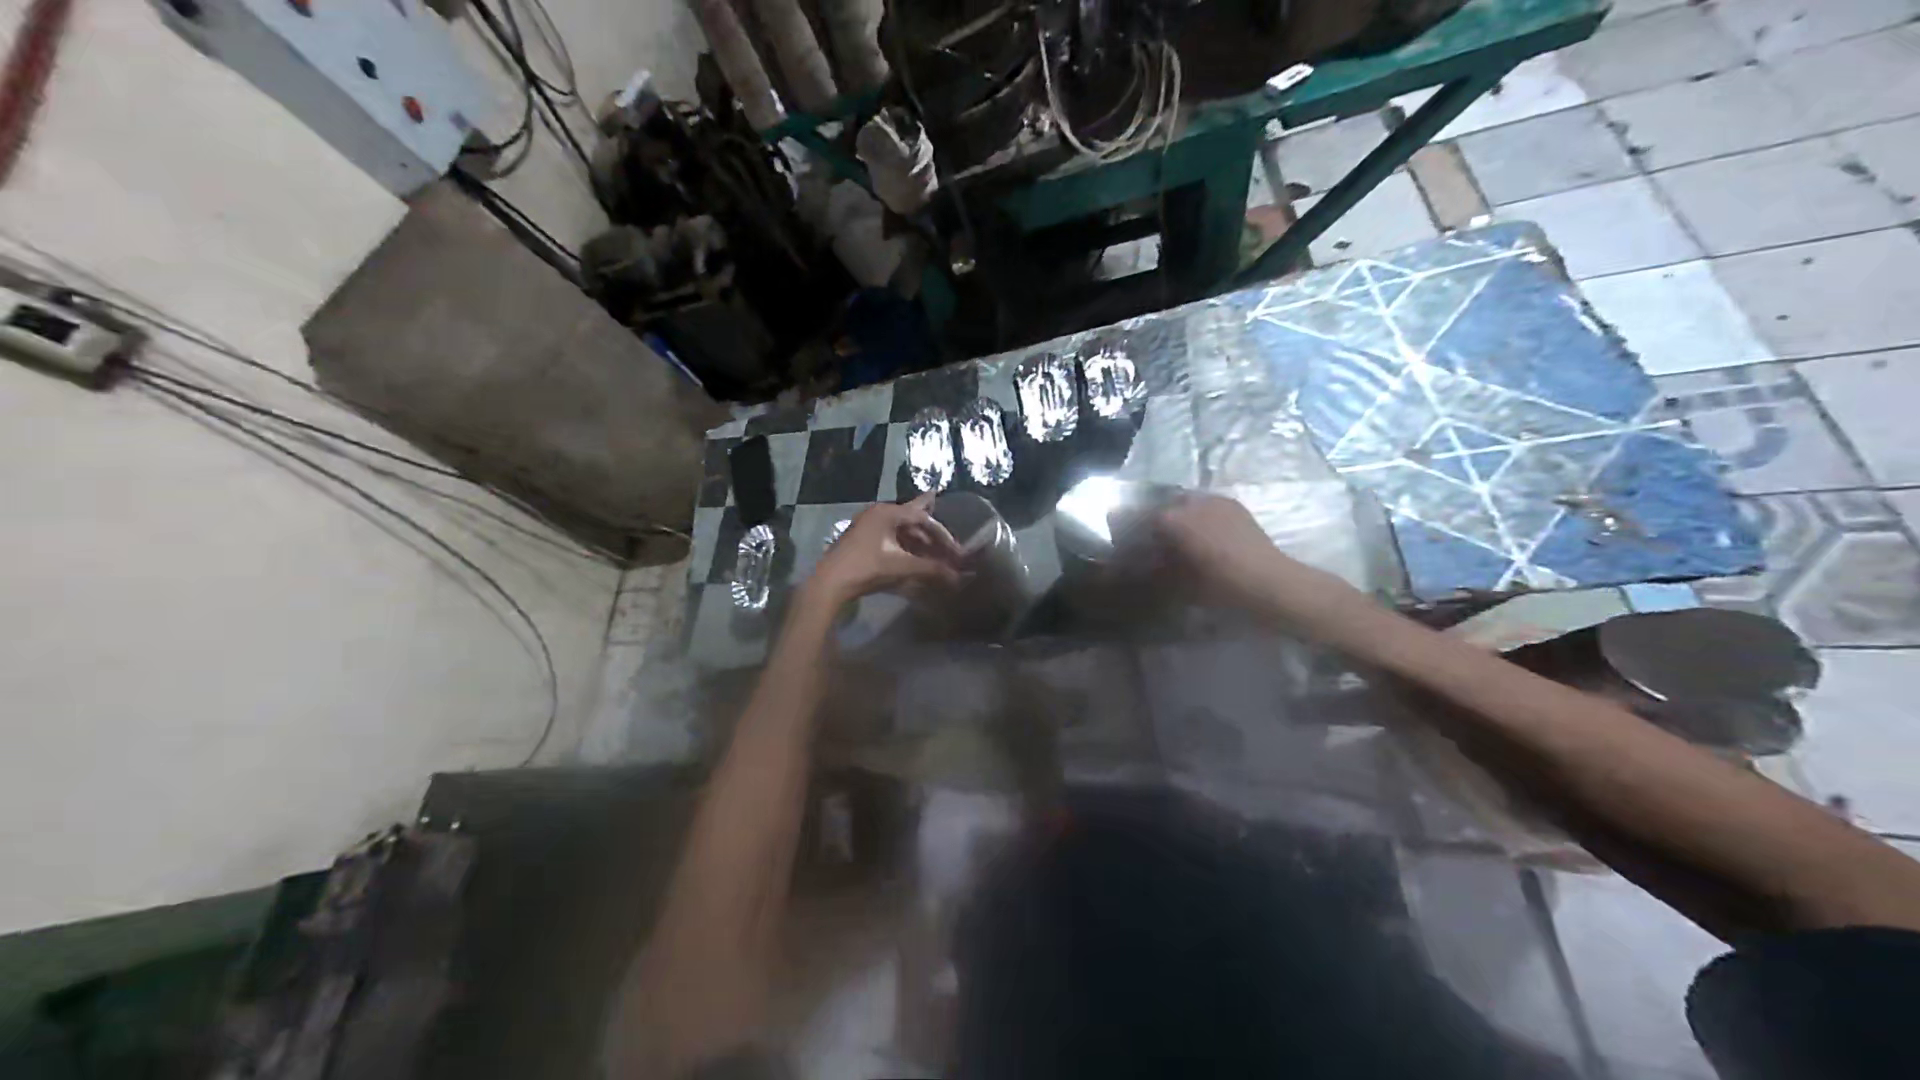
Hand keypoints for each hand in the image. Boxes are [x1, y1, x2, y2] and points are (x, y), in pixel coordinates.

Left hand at [806, 493, 963, 609]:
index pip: (923, 517)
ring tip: (936, 555)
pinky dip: (906, 549)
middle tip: (951, 548)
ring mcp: (868, 527)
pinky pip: (891, 540)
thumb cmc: (866, 568)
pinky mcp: (862, 541)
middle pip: (913, 521)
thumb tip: (958, 577)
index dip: (942, 535)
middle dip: (933, 536)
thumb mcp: (902, 567)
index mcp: (887, 513)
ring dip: (920, 544)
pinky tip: (916, 559)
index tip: (956, 552)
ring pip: (902, 531)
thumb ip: (932, 569)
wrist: (830, 584)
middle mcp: (878, 514)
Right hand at [1152, 491, 1359, 617]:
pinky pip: (1213, 506)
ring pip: (1193, 503)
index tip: (1151, 551)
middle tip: (1170, 544)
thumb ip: (1161, 570)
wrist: (1267, 582)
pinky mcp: (1237, 506)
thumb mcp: (1180, 584)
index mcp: (1172, 520)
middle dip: (1168, 522)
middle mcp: (1192, 503)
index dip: (1149, 536)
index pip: (1149, 521)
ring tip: (1193, 538)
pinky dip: (1207, 516)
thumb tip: (1152, 564)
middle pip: (1170, 507)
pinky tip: (1212, 534)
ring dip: (1188, 517)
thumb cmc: (1218, 585)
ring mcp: (1217, 501)